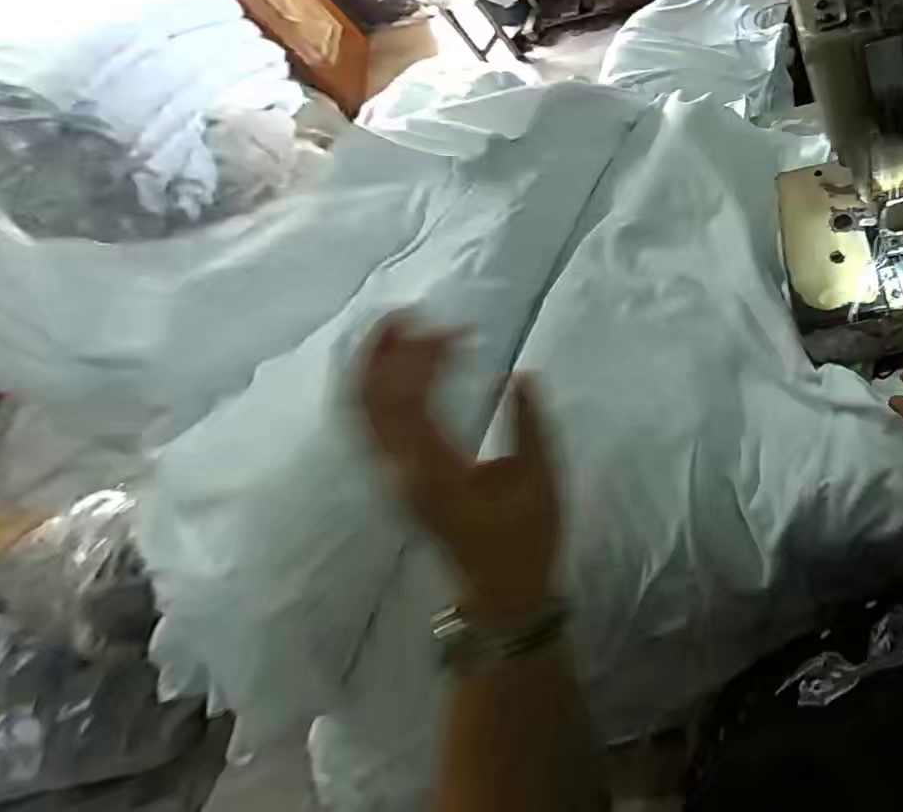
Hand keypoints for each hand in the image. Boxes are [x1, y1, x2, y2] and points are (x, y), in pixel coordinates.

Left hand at [357, 313, 560, 629]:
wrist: (499, 588)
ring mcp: (392, 477)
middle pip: (371, 402)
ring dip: (375, 368)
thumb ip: (528, 424)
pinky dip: (378, 392)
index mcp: (435, 470)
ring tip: (399, 330)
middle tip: (413, 313)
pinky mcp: (397, 479)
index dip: (424, 358)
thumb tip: (519, 375)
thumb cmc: (526, 534)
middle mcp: (399, 471)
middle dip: (385, 353)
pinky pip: (371, 427)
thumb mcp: (540, 477)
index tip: (457, 327)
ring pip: (362, 413)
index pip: (411, 401)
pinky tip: (397, 372)